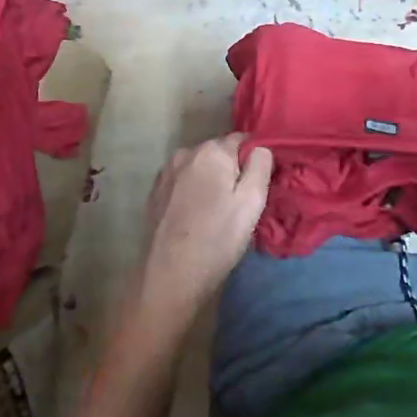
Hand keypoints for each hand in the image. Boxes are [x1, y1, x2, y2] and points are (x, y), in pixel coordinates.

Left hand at [131, 133, 273, 322]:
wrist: (170, 277)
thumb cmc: (218, 238)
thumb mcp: (252, 201)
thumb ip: (261, 165)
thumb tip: (260, 147)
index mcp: (211, 151)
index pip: (243, 139)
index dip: (255, 158)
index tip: (262, 182)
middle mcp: (185, 154)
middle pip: (219, 152)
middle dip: (232, 168)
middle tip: (243, 200)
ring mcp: (166, 174)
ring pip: (200, 168)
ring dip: (212, 180)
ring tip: (220, 210)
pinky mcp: (155, 194)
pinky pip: (184, 183)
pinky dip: (194, 191)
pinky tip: (198, 216)